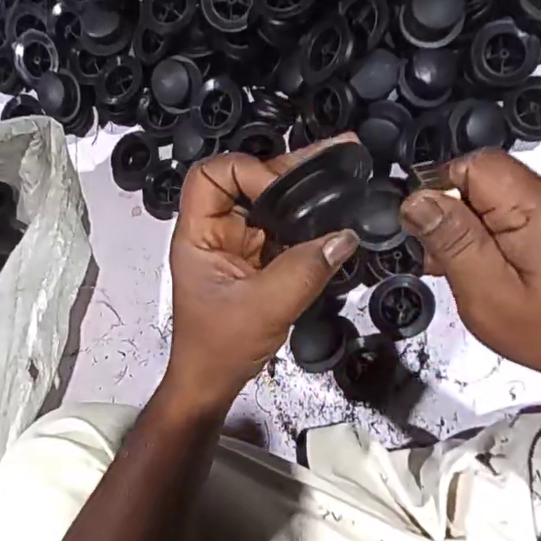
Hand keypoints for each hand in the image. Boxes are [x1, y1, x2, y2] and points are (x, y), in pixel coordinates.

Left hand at [163, 139, 359, 408]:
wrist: (214, 382)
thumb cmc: (215, 351)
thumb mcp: (262, 309)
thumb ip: (304, 272)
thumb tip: (341, 239)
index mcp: (199, 236)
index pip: (212, 176)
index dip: (248, 172)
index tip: (279, 193)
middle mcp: (218, 234)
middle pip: (250, 183)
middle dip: (290, 171)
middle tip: (331, 157)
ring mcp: (241, 247)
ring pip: (271, 205)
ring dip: (304, 193)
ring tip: (341, 175)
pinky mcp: (260, 262)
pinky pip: (286, 231)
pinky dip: (310, 223)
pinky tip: (335, 215)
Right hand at [397, 149, 540, 392]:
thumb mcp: (485, 293)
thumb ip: (451, 240)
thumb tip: (417, 201)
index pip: (472, 164)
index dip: (441, 196)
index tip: (435, 236)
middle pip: (480, 179)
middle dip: (455, 219)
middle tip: (456, 264)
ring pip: (491, 197)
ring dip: (471, 232)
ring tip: (476, 273)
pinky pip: (510, 212)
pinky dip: (491, 238)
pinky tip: (494, 270)